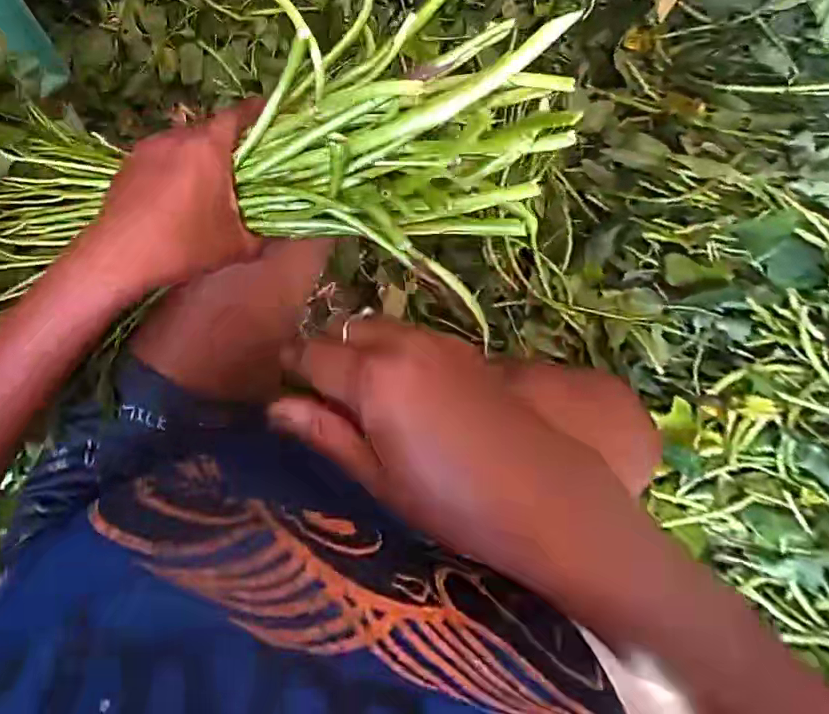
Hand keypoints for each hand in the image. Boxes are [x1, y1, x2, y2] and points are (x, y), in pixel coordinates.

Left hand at [78, 99, 263, 293]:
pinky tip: (172, 193)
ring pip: (181, 142)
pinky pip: (159, 156)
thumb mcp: (233, 246)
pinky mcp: (127, 164)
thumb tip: (284, 232)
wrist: (116, 258)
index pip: (237, 115)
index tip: (268, 116)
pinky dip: (171, 166)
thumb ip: (264, 236)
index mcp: (207, 146)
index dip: (255, 113)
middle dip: (226, 142)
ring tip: (205, 181)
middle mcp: (176, 137)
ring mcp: (147, 148)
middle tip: (239, 164)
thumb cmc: (181, 245)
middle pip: (209, 128)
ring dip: (196, 155)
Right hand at [268, 316, 645, 575]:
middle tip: (320, 393)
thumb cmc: (453, 503)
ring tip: (360, 390)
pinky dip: (389, 347)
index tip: (282, 385)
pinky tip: (403, 385)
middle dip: (323, 352)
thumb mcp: (379, 478)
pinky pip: (408, 332)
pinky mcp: (464, 347)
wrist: (553, 502)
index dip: (289, 367)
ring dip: (357, 346)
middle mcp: (399, 343)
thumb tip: (276, 406)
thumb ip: (326, 432)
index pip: (310, 354)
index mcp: (371, 375)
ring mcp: (435, 340)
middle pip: (341, 330)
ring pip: (375, 325)